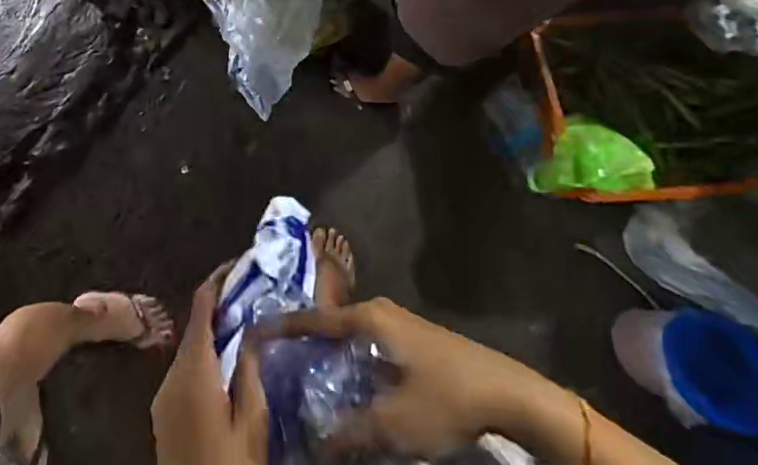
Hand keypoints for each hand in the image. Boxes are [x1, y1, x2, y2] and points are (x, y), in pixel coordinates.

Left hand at [151, 264, 268, 464]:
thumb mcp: (252, 420)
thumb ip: (249, 368)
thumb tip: (251, 328)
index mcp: (194, 369)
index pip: (202, 306)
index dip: (218, 279)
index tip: (240, 263)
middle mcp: (172, 374)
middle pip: (195, 325)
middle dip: (222, 305)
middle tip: (253, 293)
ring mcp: (164, 394)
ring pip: (191, 347)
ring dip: (214, 331)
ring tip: (247, 322)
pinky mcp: (164, 412)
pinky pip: (185, 369)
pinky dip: (205, 354)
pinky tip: (228, 360)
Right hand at [254, 298, 562, 459]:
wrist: (504, 391)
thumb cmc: (444, 397)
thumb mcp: (393, 423)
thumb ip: (349, 433)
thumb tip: (315, 445)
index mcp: (368, 318)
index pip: (314, 318)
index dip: (282, 327)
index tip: (253, 332)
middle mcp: (379, 311)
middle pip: (330, 325)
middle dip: (303, 345)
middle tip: (274, 366)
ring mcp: (396, 323)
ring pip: (350, 337)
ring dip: (329, 358)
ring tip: (302, 380)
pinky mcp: (410, 339)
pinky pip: (367, 346)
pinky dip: (350, 363)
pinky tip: (344, 388)